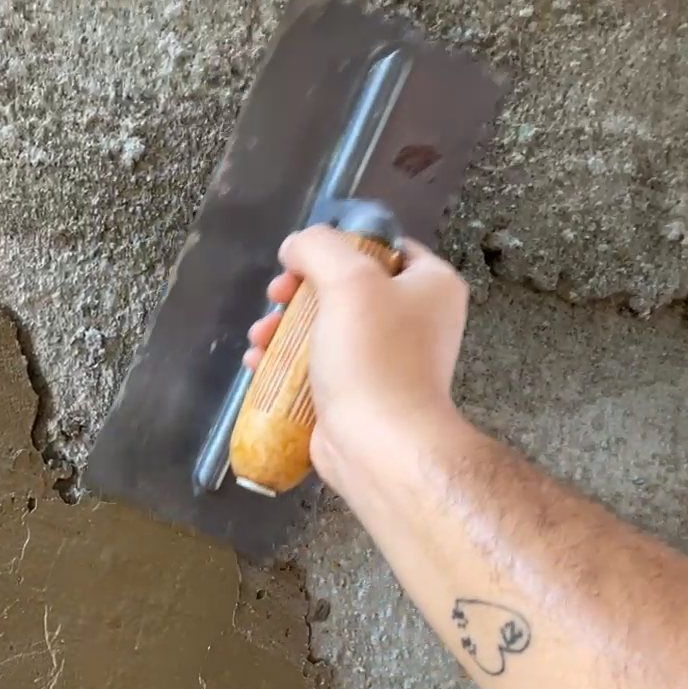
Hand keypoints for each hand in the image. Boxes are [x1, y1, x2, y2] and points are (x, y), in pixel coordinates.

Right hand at [241, 226, 469, 498]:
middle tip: (275, 299)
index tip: (300, 262)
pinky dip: (284, 364)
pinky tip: (257, 365)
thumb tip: (296, 245)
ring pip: (323, 330)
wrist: (376, 443)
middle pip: (345, 291)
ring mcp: (383, 363)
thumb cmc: (372, 358)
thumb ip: (320, 248)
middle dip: (298, 294)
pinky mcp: (355, 396)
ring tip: (258, 338)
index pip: (383, 249)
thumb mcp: (348, 282)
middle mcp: (413, 322)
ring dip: (283, 330)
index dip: (337, 249)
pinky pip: (315, 368)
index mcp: (430, 287)